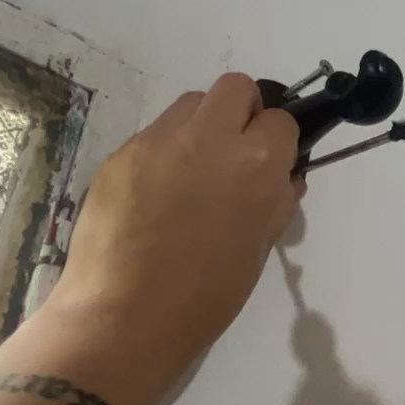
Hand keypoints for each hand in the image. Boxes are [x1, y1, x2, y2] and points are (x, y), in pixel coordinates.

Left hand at [43, 73, 301, 370]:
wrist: (125, 316)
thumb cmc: (207, 294)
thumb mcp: (259, 249)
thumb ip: (276, 203)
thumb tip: (283, 179)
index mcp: (256, 163)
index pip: (282, 120)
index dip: (280, 142)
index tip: (272, 165)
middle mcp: (210, 138)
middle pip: (236, 88)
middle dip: (244, 112)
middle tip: (236, 153)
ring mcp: (159, 141)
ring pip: (191, 103)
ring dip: (203, 125)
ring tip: (192, 172)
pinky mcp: (121, 153)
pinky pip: (153, 135)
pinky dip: (165, 153)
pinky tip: (155, 196)